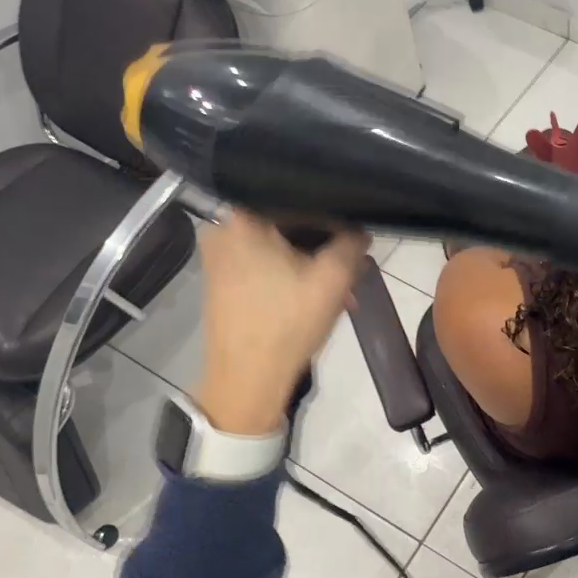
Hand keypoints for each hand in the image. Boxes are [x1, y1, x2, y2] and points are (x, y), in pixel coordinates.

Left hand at [194, 211, 369, 434]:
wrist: (247, 379)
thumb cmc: (287, 322)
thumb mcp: (333, 278)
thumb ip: (352, 244)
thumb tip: (360, 231)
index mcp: (244, 217)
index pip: (301, 197)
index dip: (335, 214)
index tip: (357, 233)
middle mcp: (222, 227)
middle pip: (287, 221)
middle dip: (322, 242)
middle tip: (351, 262)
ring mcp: (217, 255)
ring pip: (276, 244)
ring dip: (308, 259)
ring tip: (338, 282)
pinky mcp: (219, 279)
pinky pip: (262, 261)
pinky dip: (288, 271)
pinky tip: (312, 291)